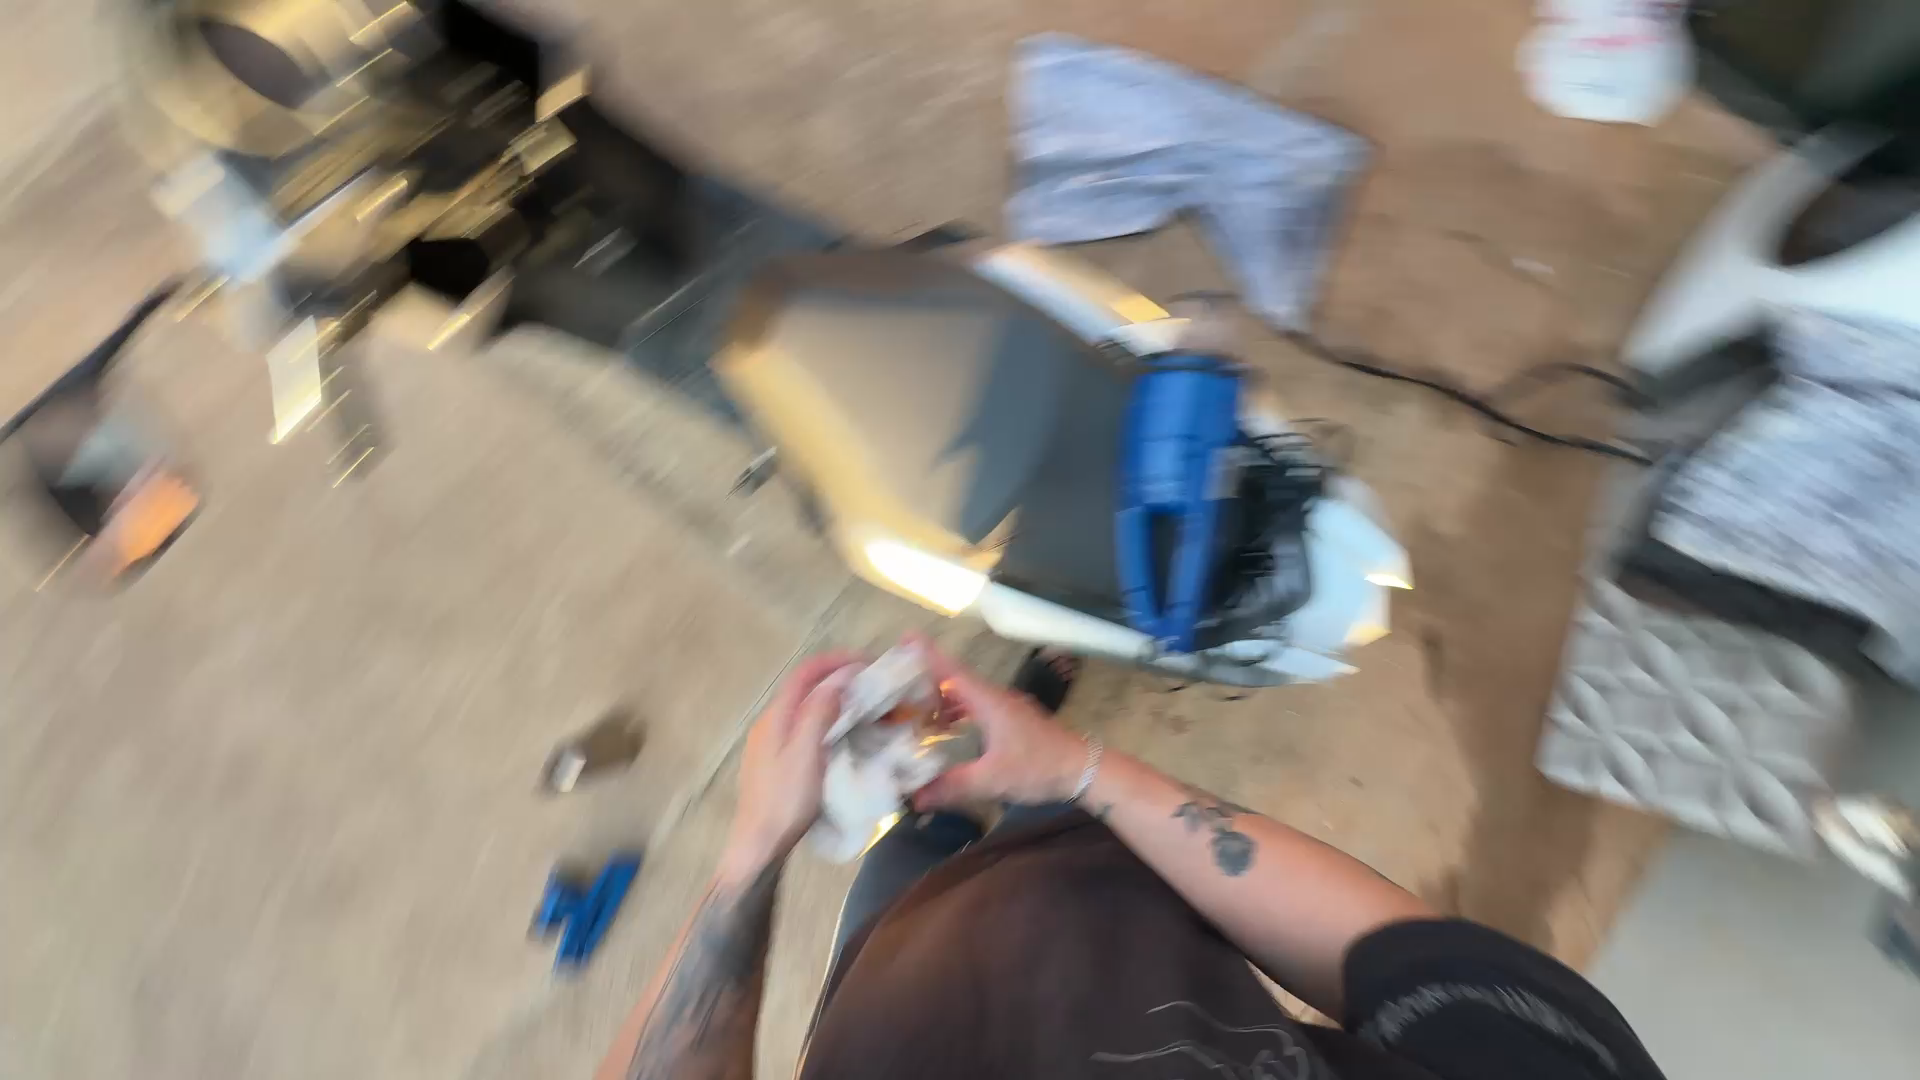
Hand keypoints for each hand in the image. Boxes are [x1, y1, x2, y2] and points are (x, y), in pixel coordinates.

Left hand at [723, 651, 863, 876]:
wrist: (758, 846)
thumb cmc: (784, 800)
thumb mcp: (806, 753)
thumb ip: (819, 712)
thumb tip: (839, 678)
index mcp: (776, 716)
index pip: (806, 673)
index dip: (835, 661)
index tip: (866, 662)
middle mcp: (770, 723)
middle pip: (805, 687)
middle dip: (837, 677)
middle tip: (870, 683)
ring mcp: (771, 743)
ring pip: (805, 707)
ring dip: (833, 698)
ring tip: (862, 704)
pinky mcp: (777, 761)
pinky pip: (804, 726)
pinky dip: (827, 719)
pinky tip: (842, 734)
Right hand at [912, 642, 1090, 810]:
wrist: (1083, 769)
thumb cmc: (1039, 767)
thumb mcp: (993, 779)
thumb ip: (953, 786)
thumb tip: (914, 798)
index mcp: (988, 701)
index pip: (951, 671)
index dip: (927, 654)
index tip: (904, 638)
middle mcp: (995, 697)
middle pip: (954, 678)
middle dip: (925, 676)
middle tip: (895, 679)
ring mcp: (1005, 707)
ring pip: (966, 693)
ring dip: (940, 696)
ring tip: (912, 706)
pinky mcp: (1011, 720)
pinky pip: (975, 705)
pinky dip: (956, 710)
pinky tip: (946, 726)